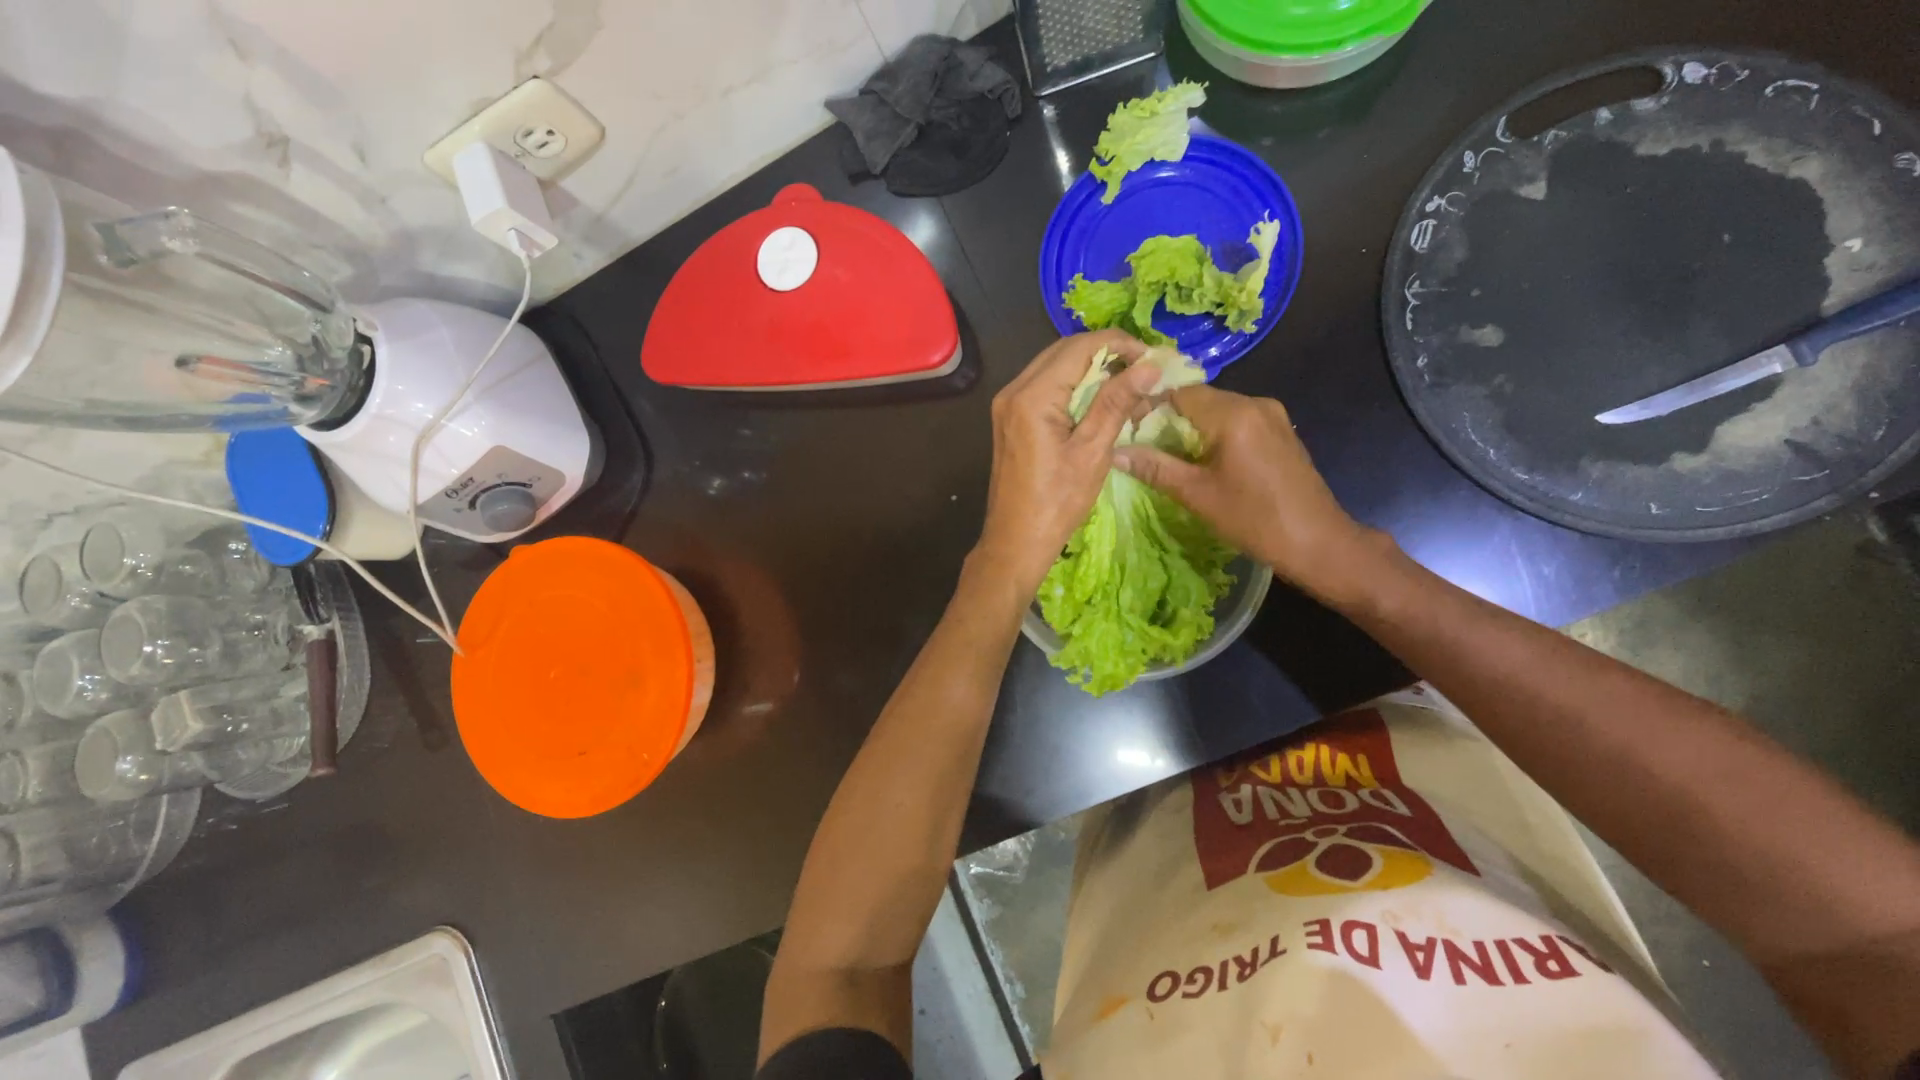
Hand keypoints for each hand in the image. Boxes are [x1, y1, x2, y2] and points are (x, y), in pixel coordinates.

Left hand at [976, 330, 1158, 596]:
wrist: (1016, 541)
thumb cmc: (1057, 502)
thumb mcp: (1092, 451)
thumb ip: (1117, 403)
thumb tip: (1149, 366)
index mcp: (1032, 396)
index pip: (1080, 347)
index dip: (1119, 344)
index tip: (1152, 358)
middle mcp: (1014, 390)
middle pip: (1065, 350)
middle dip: (1107, 352)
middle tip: (1144, 369)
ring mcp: (1008, 404)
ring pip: (1054, 366)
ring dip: (1091, 367)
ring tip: (1128, 383)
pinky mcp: (1010, 417)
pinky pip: (1045, 385)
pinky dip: (1074, 385)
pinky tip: (1100, 400)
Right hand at [1112, 386, 1388, 603]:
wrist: (1318, 542)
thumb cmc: (1254, 520)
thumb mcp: (1197, 495)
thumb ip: (1154, 468)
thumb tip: (1113, 451)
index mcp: (1233, 414)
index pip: (1178, 392)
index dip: (1148, 407)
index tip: (1126, 429)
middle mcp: (1255, 403)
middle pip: (1198, 399)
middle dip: (1168, 419)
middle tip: (1141, 445)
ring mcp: (1272, 416)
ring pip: (1218, 410)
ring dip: (1191, 428)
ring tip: (1167, 456)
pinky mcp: (1281, 431)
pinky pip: (1238, 421)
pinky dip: (1214, 434)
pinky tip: (1203, 461)